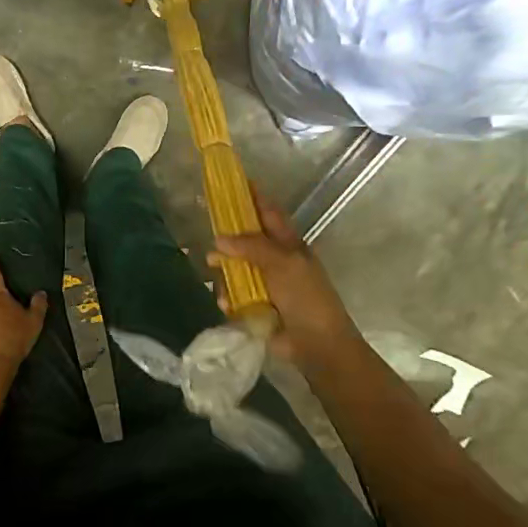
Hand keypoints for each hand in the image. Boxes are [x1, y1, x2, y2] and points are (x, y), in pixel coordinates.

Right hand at [208, 188, 354, 360]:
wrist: (317, 345)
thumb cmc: (307, 298)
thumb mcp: (283, 264)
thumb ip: (251, 246)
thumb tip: (219, 239)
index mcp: (288, 244)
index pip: (268, 212)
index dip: (253, 196)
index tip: (234, 181)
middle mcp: (274, 260)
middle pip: (244, 238)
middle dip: (227, 237)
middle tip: (210, 237)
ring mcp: (263, 283)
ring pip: (233, 266)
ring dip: (223, 270)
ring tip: (214, 272)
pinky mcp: (253, 305)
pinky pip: (231, 293)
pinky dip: (226, 296)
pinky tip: (227, 303)